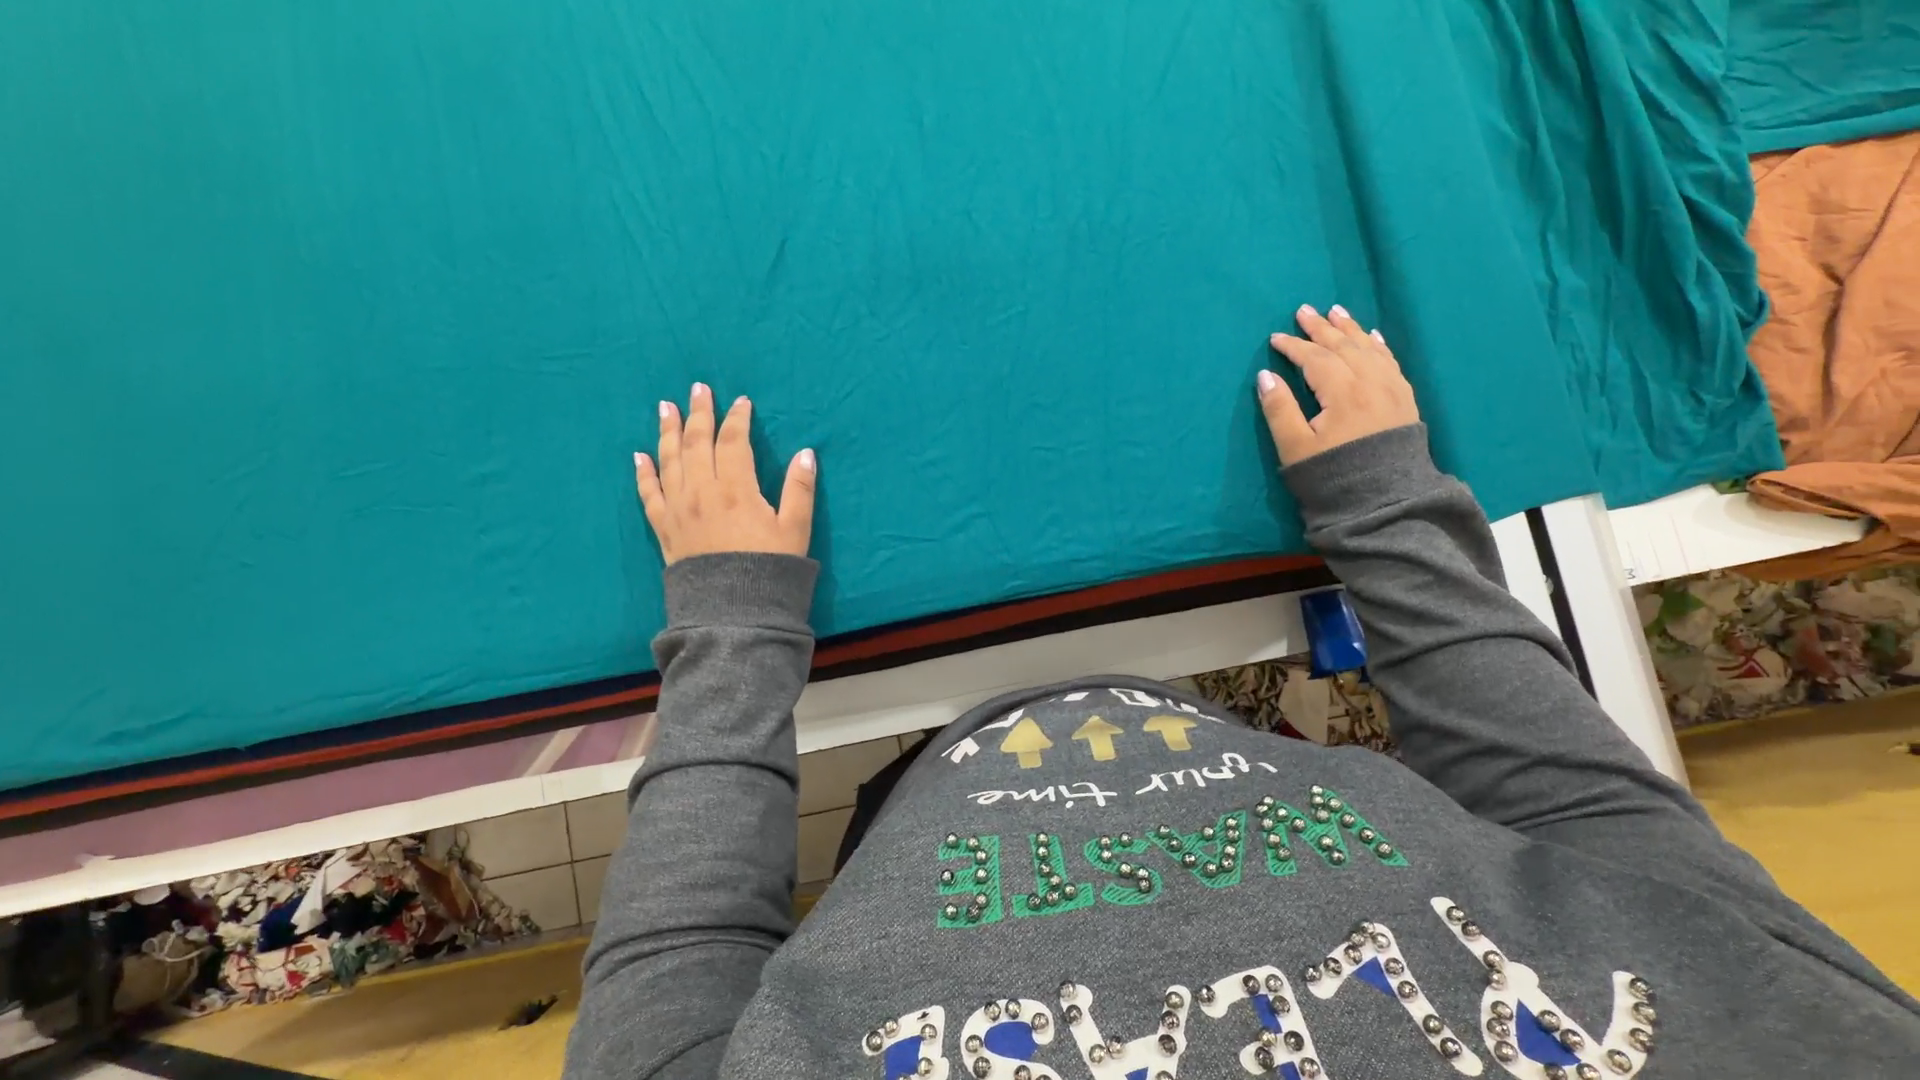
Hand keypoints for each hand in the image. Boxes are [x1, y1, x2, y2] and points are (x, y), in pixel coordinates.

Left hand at [634, 383, 816, 563]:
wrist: (732, 611)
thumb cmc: (769, 570)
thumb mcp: (795, 530)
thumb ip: (800, 490)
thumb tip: (806, 453)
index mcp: (736, 489)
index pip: (734, 442)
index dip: (738, 419)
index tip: (742, 402)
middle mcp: (702, 492)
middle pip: (697, 443)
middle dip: (699, 413)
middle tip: (699, 389)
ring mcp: (678, 509)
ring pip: (669, 460)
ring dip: (668, 431)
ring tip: (666, 407)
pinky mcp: (664, 528)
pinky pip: (648, 494)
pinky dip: (644, 472)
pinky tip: (640, 456)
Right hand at [1257, 304, 1420, 465]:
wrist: (1384, 502)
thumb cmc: (1332, 476)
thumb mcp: (1295, 447)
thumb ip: (1279, 409)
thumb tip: (1265, 375)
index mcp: (1342, 392)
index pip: (1315, 359)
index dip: (1294, 346)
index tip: (1275, 338)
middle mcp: (1370, 382)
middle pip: (1343, 347)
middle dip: (1321, 328)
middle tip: (1304, 311)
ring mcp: (1391, 389)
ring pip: (1368, 349)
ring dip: (1349, 329)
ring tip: (1336, 312)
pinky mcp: (1403, 400)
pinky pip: (1389, 361)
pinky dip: (1377, 345)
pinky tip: (1371, 336)